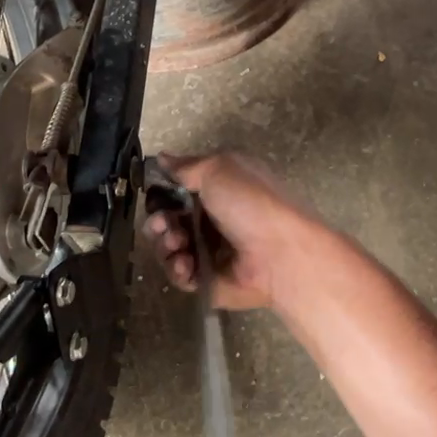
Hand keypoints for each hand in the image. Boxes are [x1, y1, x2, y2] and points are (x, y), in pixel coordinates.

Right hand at [140, 152, 322, 310]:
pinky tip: (186, 265)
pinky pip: (180, 275)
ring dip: (165, 245)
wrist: (281, 254)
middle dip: (158, 221)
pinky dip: (177, 269)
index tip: (156, 196)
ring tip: (178, 244)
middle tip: (163, 225)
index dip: (162, 194)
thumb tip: (162, 157)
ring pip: (170, 247)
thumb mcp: (219, 169)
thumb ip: (187, 166)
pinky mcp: (208, 279)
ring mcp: (210, 251)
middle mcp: (212, 219)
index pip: (177, 191)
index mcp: (218, 190)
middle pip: (168, 220)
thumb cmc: (251, 203)